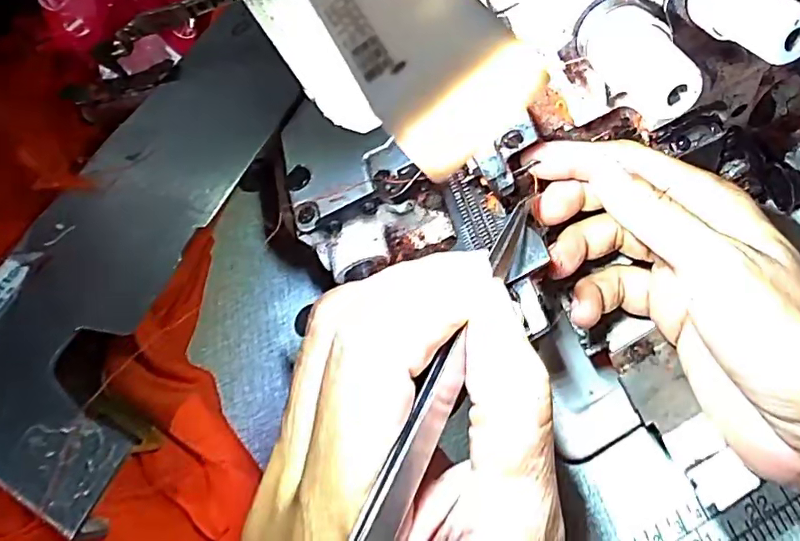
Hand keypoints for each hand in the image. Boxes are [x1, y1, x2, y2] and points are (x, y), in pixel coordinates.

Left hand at [243, 251, 562, 540]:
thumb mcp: (513, 531)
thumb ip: (513, 417)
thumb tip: (497, 320)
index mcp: (342, 510)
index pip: (371, 343)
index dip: (445, 295)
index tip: (496, 297)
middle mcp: (295, 486)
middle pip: (343, 323)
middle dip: (426, 283)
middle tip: (482, 292)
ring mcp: (287, 475)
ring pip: (330, 330)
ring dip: (405, 296)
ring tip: (462, 307)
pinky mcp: (301, 465)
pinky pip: (332, 358)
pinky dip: (391, 324)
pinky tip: (432, 341)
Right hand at [524, 141, 799, 540]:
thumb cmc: (794, 340)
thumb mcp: (717, 267)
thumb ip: (657, 217)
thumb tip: (609, 174)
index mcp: (710, 207)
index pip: (636, 165)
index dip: (584, 158)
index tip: (539, 162)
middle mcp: (694, 232)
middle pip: (621, 199)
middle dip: (577, 201)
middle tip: (540, 216)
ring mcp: (684, 273)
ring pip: (616, 243)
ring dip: (582, 249)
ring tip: (560, 265)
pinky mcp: (677, 313)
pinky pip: (623, 290)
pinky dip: (598, 294)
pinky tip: (588, 308)